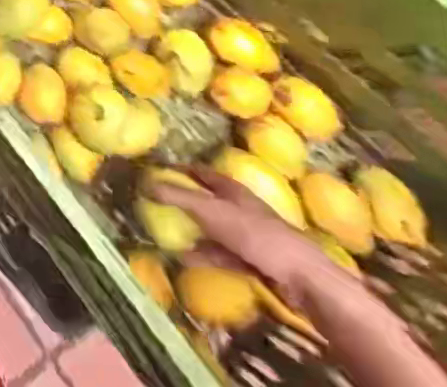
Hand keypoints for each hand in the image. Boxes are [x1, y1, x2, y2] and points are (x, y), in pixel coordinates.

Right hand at [148, 171, 355, 305]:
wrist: (303, 277)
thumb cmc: (254, 234)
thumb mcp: (210, 211)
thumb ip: (178, 196)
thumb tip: (144, 181)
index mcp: (232, 189)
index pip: (200, 172)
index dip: (179, 170)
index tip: (156, 172)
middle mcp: (240, 207)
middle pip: (207, 200)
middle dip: (184, 202)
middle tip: (158, 205)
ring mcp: (249, 234)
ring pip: (214, 229)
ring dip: (194, 232)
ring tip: (169, 236)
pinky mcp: (255, 259)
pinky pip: (223, 253)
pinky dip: (206, 255)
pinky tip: (188, 260)